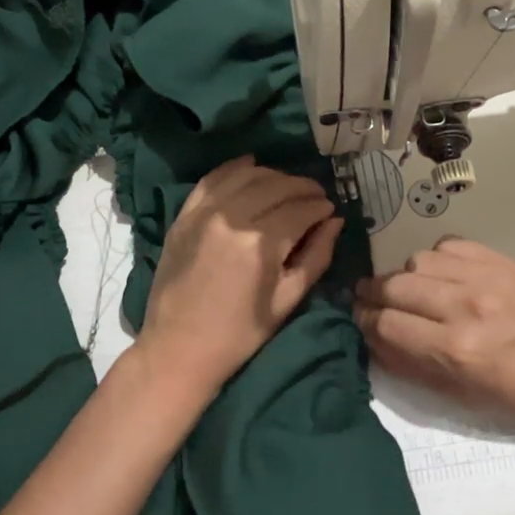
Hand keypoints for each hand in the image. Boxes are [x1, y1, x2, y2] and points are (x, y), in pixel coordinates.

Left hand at [137, 155, 342, 391]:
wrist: (179, 348)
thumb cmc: (241, 333)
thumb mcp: (288, 300)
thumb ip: (316, 257)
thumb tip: (335, 222)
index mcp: (261, 245)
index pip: (300, 210)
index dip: (320, 207)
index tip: (331, 210)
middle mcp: (232, 219)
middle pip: (276, 186)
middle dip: (302, 188)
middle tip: (316, 196)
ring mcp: (203, 214)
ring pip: (246, 176)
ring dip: (274, 175)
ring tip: (288, 186)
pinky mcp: (183, 217)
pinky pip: (212, 180)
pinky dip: (234, 169)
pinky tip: (250, 165)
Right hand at [353, 238, 514, 418]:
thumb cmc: (509, 392)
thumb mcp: (452, 391)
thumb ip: (406, 360)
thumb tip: (369, 332)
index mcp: (454, 349)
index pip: (387, 323)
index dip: (364, 320)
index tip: (359, 317)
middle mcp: (465, 307)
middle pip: (396, 285)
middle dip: (374, 293)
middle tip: (369, 298)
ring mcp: (484, 278)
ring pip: (418, 260)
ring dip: (406, 275)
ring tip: (411, 288)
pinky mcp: (500, 261)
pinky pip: (448, 244)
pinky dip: (436, 258)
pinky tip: (441, 275)